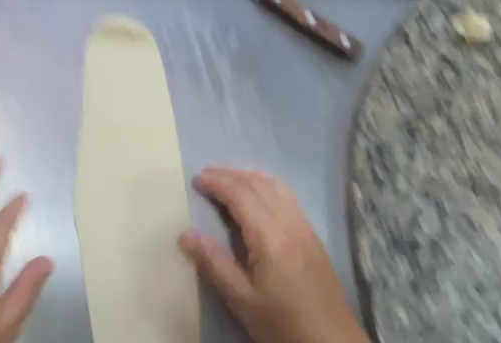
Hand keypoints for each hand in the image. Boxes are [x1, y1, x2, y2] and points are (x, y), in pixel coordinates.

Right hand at [179, 167, 368, 342]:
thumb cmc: (285, 326)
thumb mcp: (244, 302)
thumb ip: (215, 264)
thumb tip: (185, 234)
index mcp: (271, 238)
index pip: (241, 195)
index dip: (217, 183)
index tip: (196, 179)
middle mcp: (290, 225)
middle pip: (258, 184)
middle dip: (230, 174)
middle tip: (206, 175)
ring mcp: (306, 230)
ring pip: (277, 187)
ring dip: (250, 176)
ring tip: (229, 179)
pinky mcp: (315, 239)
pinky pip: (288, 198)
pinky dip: (267, 186)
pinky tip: (259, 198)